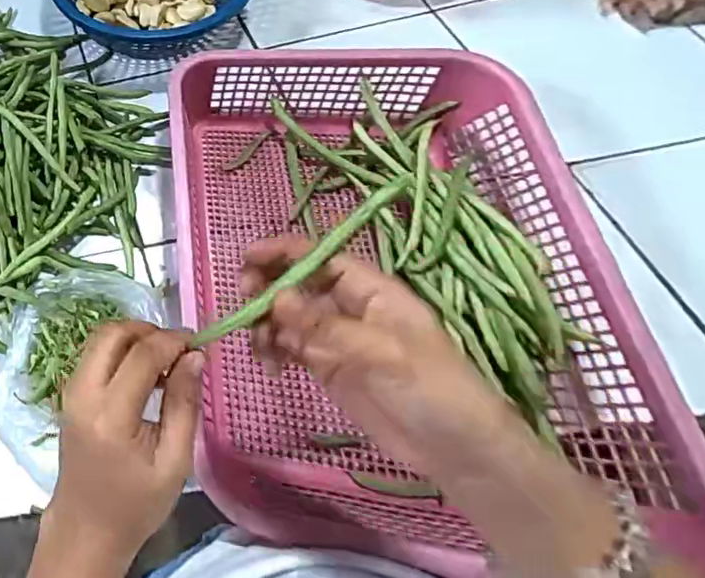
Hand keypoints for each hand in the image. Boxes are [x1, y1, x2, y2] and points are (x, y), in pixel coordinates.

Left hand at [29, 321, 202, 577]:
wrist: (86, 528)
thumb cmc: (135, 503)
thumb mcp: (174, 461)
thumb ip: (184, 404)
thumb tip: (194, 356)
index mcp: (111, 415)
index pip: (142, 355)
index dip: (172, 341)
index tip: (197, 343)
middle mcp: (84, 393)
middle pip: (114, 333)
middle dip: (149, 331)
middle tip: (178, 348)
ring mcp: (71, 389)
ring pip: (101, 337)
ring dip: (134, 337)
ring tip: (163, 360)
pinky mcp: (69, 390)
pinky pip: (94, 352)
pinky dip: (120, 348)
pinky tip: (143, 371)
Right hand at [242, 235, 517, 475]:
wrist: (459, 453)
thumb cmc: (433, 388)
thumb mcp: (382, 353)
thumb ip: (325, 326)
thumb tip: (276, 297)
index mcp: (367, 288)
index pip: (318, 257)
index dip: (282, 252)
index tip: (248, 258)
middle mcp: (346, 305)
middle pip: (296, 282)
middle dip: (267, 285)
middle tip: (245, 299)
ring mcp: (334, 336)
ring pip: (286, 315)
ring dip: (265, 321)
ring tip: (257, 343)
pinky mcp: (326, 366)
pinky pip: (289, 346)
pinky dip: (272, 349)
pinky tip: (268, 364)